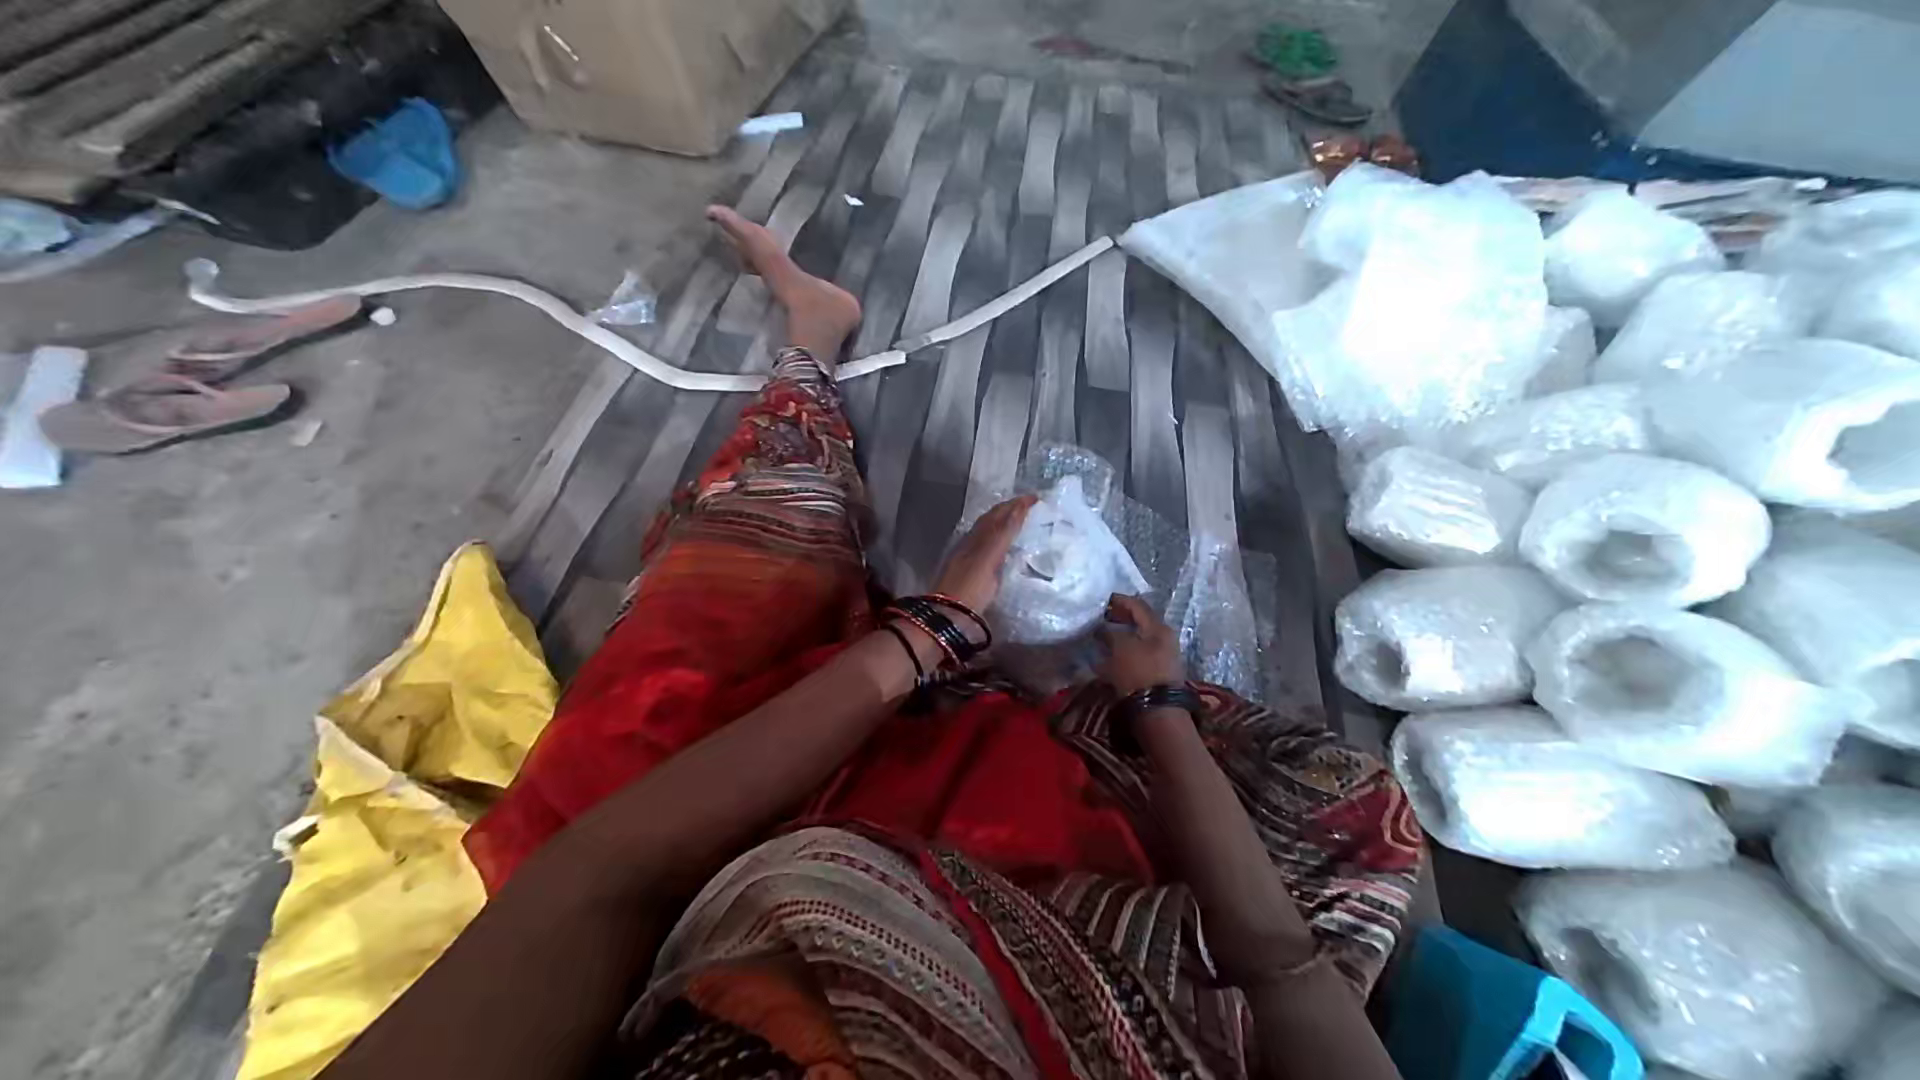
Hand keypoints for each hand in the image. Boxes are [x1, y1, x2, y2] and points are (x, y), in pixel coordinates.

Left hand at [930, 495, 1037, 616]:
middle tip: (1028, 504)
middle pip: (990, 520)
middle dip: (1009, 509)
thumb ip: (1002, 535)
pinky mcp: (968, 571)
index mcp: (977, 538)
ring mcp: (967, 557)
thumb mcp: (988, 560)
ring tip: (1017, 519)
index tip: (1035, 498)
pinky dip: (997, 536)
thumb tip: (1017, 509)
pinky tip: (1001, 545)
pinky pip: (985, 545)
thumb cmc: (970, 589)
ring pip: (987, 531)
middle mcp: (971, 543)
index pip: (999, 515)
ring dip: (1002, 521)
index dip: (1016, 505)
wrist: (946, 615)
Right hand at [1099, 593, 1185, 695]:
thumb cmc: (1138, 672)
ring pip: (1139, 637)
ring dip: (1122, 634)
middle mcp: (1165, 637)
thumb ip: (1109, 633)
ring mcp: (1164, 654)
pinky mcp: (1159, 670)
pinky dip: (1126, 648)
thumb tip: (1102, 627)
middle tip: (1101, 616)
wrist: (1157, 709)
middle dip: (1120, 617)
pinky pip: (1140, 651)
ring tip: (1103, 635)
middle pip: (1140, 621)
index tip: (1102, 599)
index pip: (1137, 605)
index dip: (1119, 600)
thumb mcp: (1119, 648)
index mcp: (1158, 627)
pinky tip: (1112, 654)